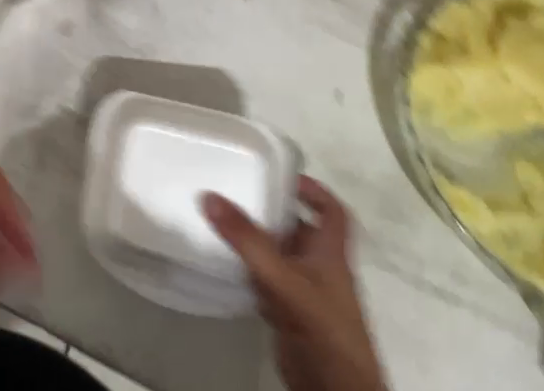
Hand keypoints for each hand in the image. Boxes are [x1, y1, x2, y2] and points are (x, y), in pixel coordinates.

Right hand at [203, 177, 388, 390]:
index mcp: (331, 255)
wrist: (335, 390)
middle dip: (271, 211)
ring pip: (281, 255)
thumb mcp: (282, 279)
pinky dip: (249, 269)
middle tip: (235, 192)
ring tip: (221, 220)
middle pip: (300, 230)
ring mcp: (306, 293)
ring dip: (257, 239)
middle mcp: (321, 269)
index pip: (333, 212)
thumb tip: (209, 195)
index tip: (279, 175)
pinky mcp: (290, 314)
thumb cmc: (321, 328)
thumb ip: (247, 240)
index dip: (313, 190)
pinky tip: (225, 264)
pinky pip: (268, 280)